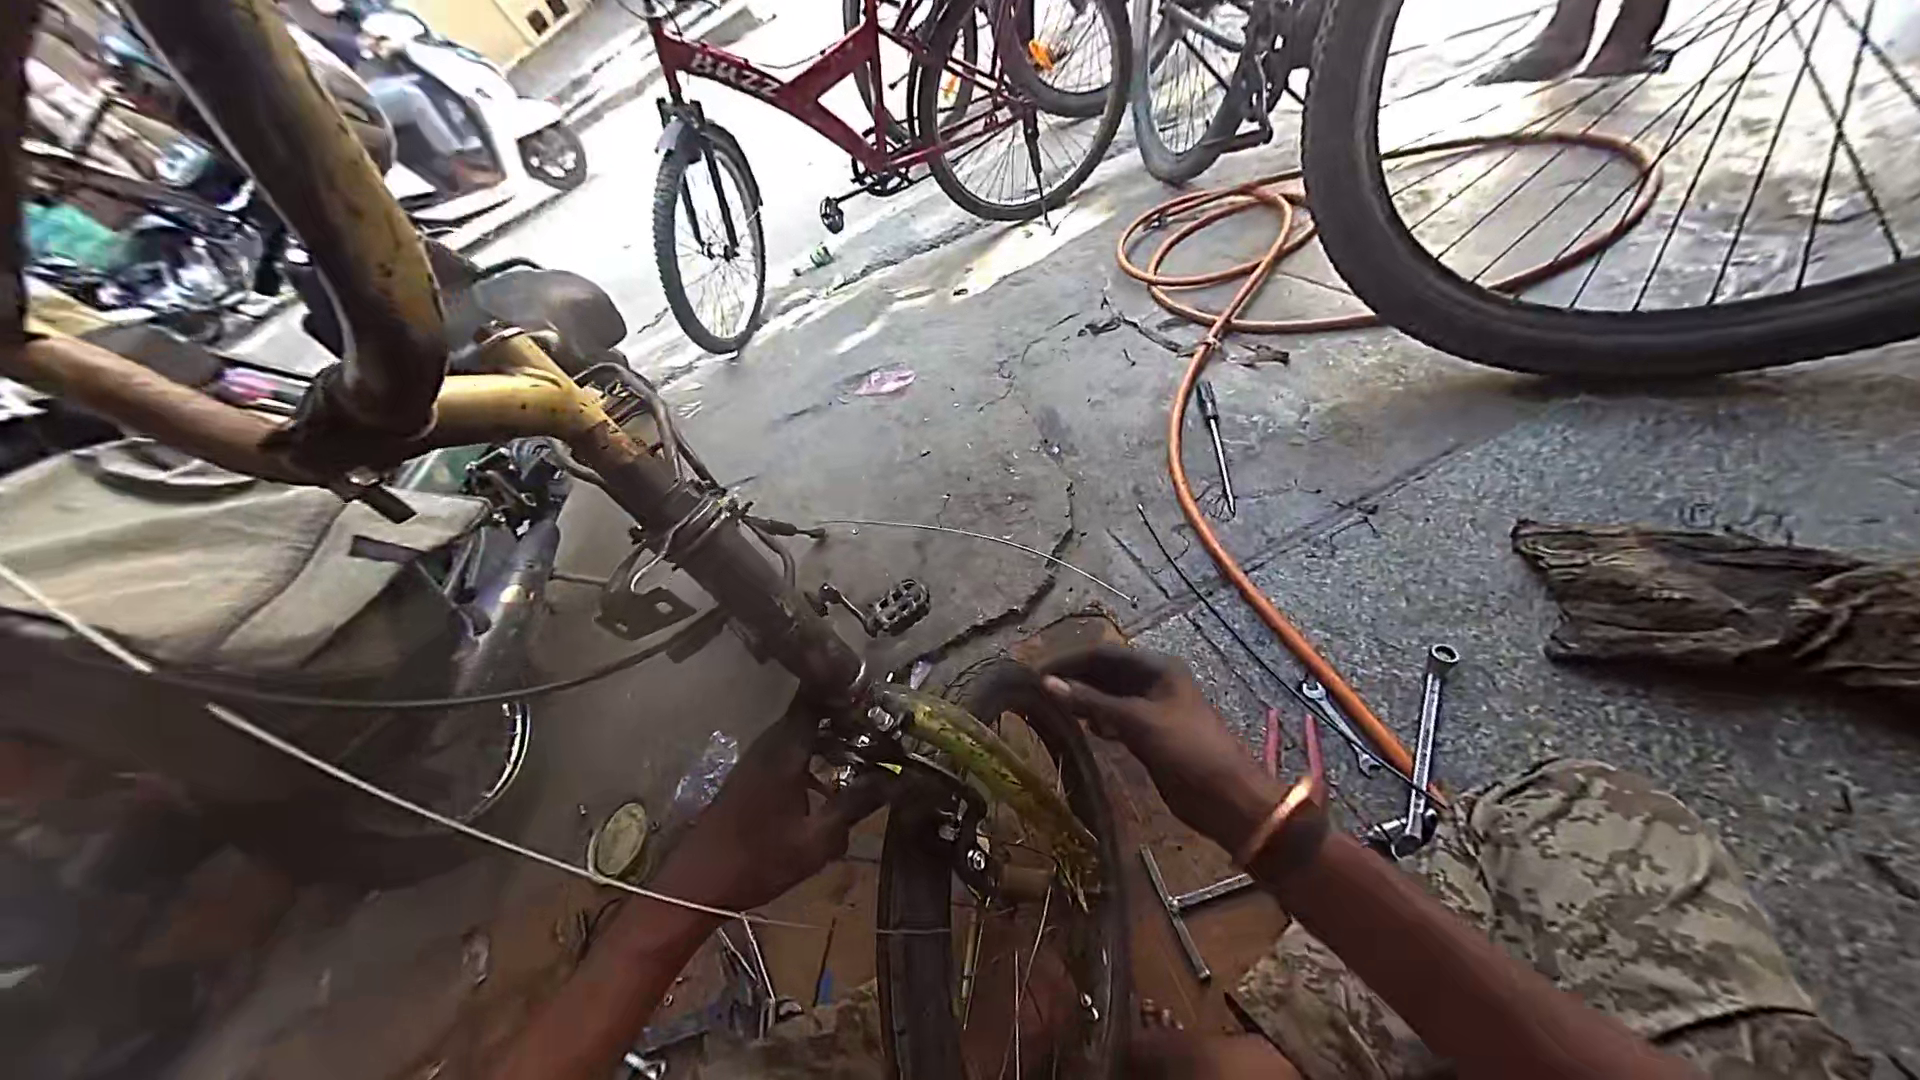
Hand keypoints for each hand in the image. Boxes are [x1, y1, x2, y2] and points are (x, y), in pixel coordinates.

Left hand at [652, 700, 890, 910]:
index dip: (843, 685)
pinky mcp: (755, 773)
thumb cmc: (757, 860)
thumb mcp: (815, 841)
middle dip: (847, 712)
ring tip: (866, 746)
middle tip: (882, 722)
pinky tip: (834, 777)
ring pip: (802, 729)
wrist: (696, 885)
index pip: (814, 695)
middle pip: (812, 709)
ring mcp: (760, 757)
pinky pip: (791, 747)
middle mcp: (772, 743)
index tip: (875, 690)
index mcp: (785, 749)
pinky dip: (815, 751)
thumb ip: (854, 805)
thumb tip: (893, 780)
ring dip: (832, 733)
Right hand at [1038, 646, 1286, 857]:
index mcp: (1158, 667)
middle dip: (1074, 678)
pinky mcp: (1149, 733)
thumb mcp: (1138, 722)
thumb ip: (1092, 702)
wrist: (1229, 799)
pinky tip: (1082, 728)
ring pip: (1108, 695)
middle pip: (1105, 672)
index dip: (1070, 660)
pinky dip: (1097, 719)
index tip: (1038, 672)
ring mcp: (1152, 707)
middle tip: (1038, 690)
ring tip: (1051, 706)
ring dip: (1083, 699)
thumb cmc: (1188, 750)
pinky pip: (1115, 717)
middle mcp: (1153, 681)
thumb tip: (1047, 683)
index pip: (1104, 654)